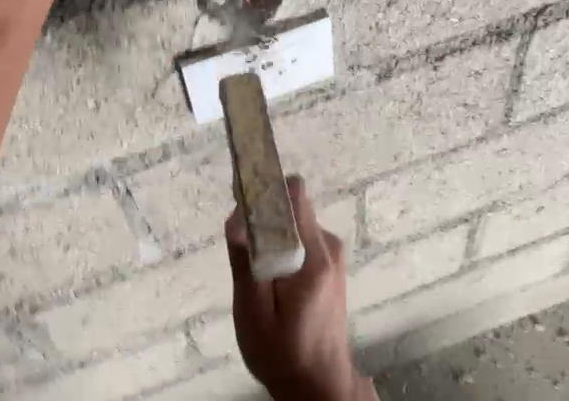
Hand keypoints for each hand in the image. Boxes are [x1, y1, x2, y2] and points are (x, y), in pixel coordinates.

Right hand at [225, 177, 375, 400]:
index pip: (293, 195)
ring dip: (270, 230)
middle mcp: (329, 246)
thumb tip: (235, 216)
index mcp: (314, 257)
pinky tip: (269, 274)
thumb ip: (245, 262)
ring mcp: (332, 254)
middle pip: (293, 204)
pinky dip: (281, 242)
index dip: (264, 187)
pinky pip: (301, 235)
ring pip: (295, 219)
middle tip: (239, 238)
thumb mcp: (252, 313)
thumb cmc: (282, 353)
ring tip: (253, 265)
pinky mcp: (330, 263)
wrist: (318, 385)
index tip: (239, 196)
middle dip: (262, 212)